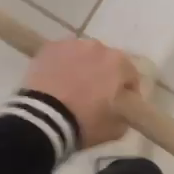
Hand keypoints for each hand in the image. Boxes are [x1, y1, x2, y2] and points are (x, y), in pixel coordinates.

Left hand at [23, 39, 138, 149]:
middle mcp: (97, 47)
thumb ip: (126, 115)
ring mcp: (72, 44)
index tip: (120, 105)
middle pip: (106, 61)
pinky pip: (62, 55)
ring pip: (83, 55)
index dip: (127, 90)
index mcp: (118, 63)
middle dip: (103, 75)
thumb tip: (123, 111)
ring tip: (72, 86)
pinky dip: (62, 64)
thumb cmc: (84, 123)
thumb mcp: (115, 129)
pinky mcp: (50, 47)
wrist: (43, 119)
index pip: (130, 75)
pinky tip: (55, 80)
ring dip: (82, 67)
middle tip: (94, 95)